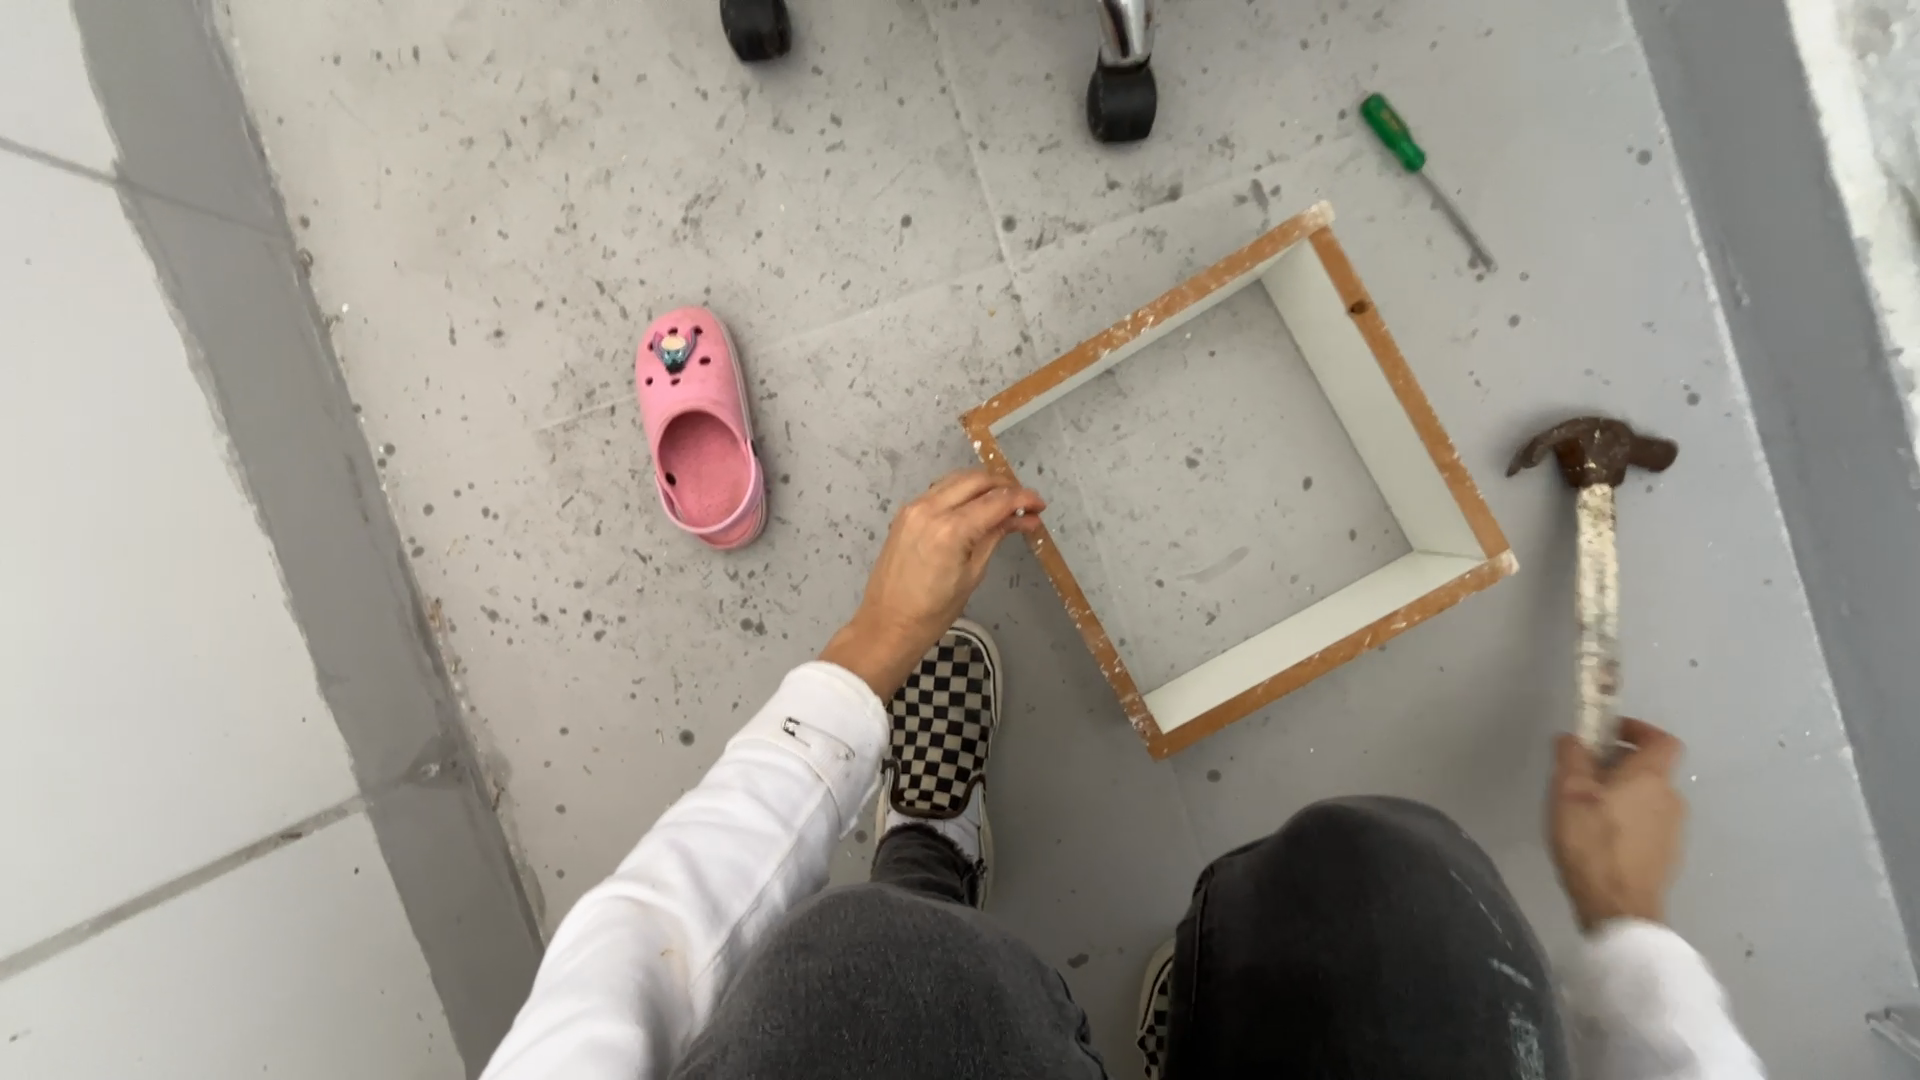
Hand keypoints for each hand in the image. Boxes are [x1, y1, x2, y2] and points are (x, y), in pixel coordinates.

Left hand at [820, 469, 1044, 698]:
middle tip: (1025, 503)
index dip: (1023, 499)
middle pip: (977, 480)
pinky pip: (939, 490)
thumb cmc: (933, 611)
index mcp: (950, 530)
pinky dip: (962, 491)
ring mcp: (914, 508)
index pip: (996, 501)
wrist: (888, 623)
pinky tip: (975, 506)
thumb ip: (996, 537)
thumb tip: (1025, 520)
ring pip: (957, 479)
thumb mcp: (973, 574)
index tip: (1040, 505)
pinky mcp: (906, 513)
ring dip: (984, 485)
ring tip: (1004, 503)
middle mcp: (930, 509)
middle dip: (1005, 486)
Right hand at [1548, 717, 1687, 931]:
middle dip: (1617, 761)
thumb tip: (1574, 737)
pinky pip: (1645, 819)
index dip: (1637, 729)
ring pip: (1645, 794)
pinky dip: (1624, 814)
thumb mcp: (1568, 790)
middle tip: (1579, 770)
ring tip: (1582, 805)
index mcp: (1650, 778)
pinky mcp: (1666, 851)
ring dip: (1619, 789)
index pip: (1662, 740)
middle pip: (1649, 768)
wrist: (1618, 903)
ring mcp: (1673, 828)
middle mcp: (1671, 798)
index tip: (1605, 731)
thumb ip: (1571, 757)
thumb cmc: (1590, 839)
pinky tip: (1596, 832)